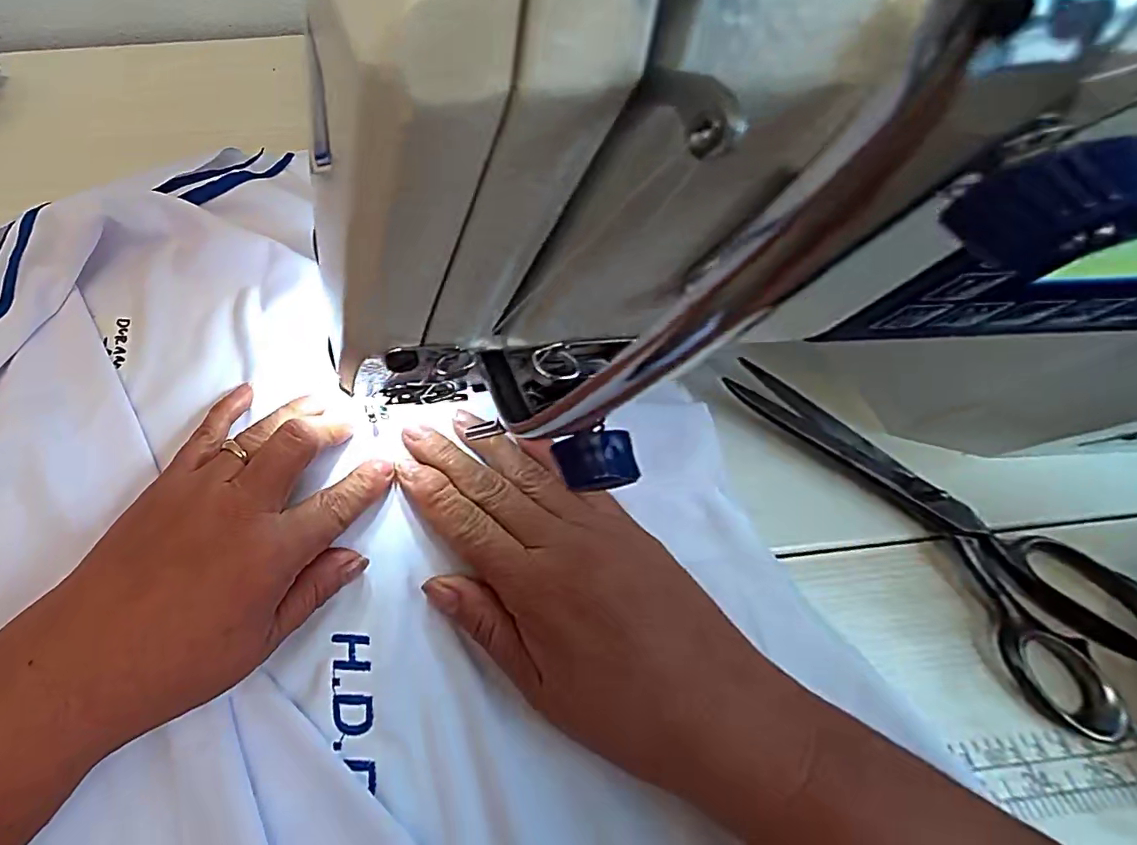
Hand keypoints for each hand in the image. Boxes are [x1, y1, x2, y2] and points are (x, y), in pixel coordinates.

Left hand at [0, 387, 390, 844]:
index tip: (388, 463)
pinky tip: (245, 392)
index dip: (369, 482)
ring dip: (292, 408)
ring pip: (257, 431)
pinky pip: (204, 432)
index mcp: (272, 553)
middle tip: (351, 418)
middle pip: (297, 446)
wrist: (94, 647)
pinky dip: (227, 407)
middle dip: (331, 425)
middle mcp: (243, 507)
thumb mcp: (258, 642)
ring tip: (318, 395)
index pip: (336, 507)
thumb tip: (352, 557)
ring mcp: (202, 485)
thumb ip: (309, 593)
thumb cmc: (181, 660)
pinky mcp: (168, 479)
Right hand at [395, 413, 824, 819]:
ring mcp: (598, 531)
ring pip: (529, 475)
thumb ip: (486, 626)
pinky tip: (526, 437)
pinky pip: (579, 481)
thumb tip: (436, 584)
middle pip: (490, 489)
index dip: (429, 492)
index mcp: (535, 586)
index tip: (403, 466)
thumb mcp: (542, 686)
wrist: (733, 718)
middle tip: (414, 430)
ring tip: (457, 419)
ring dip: (488, 444)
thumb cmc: (630, 714)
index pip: (466, 524)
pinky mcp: (628, 529)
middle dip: (445, 456)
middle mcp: (562, 545)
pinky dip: (548, 455)